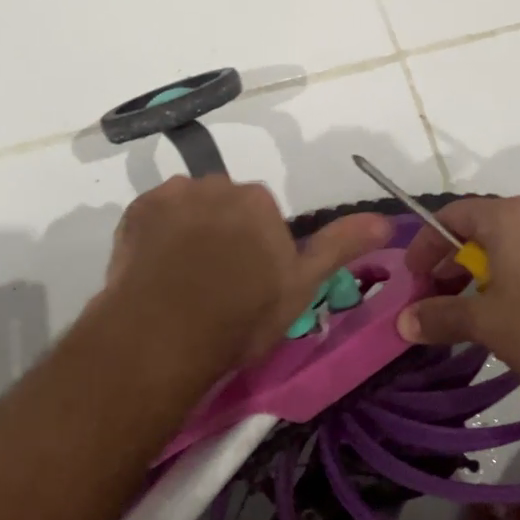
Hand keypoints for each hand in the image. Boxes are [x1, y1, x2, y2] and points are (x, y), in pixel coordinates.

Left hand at [106, 176, 391, 367]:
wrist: (163, 334)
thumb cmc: (241, 316)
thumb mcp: (301, 286)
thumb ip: (340, 246)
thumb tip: (386, 220)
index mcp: (258, 200)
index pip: (262, 215)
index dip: (257, 250)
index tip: (249, 283)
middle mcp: (215, 185)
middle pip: (224, 205)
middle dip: (223, 233)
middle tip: (216, 283)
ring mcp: (170, 196)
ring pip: (187, 208)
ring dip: (188, 231)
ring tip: (182, 281)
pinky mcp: (134, 211)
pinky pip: (152, 216)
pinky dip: (155, 236)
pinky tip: (156, 271)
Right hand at [396, 197, 519, 420]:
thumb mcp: (488, 326)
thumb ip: (441, 317)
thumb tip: (403, 322)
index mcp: (512, 217)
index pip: (452, 215)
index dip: (424, 245)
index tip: (412, 280)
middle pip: (484, 230)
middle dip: (455, 265)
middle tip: (439, 302)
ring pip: (518, 249)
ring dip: (489, 278)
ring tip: (479, 317)